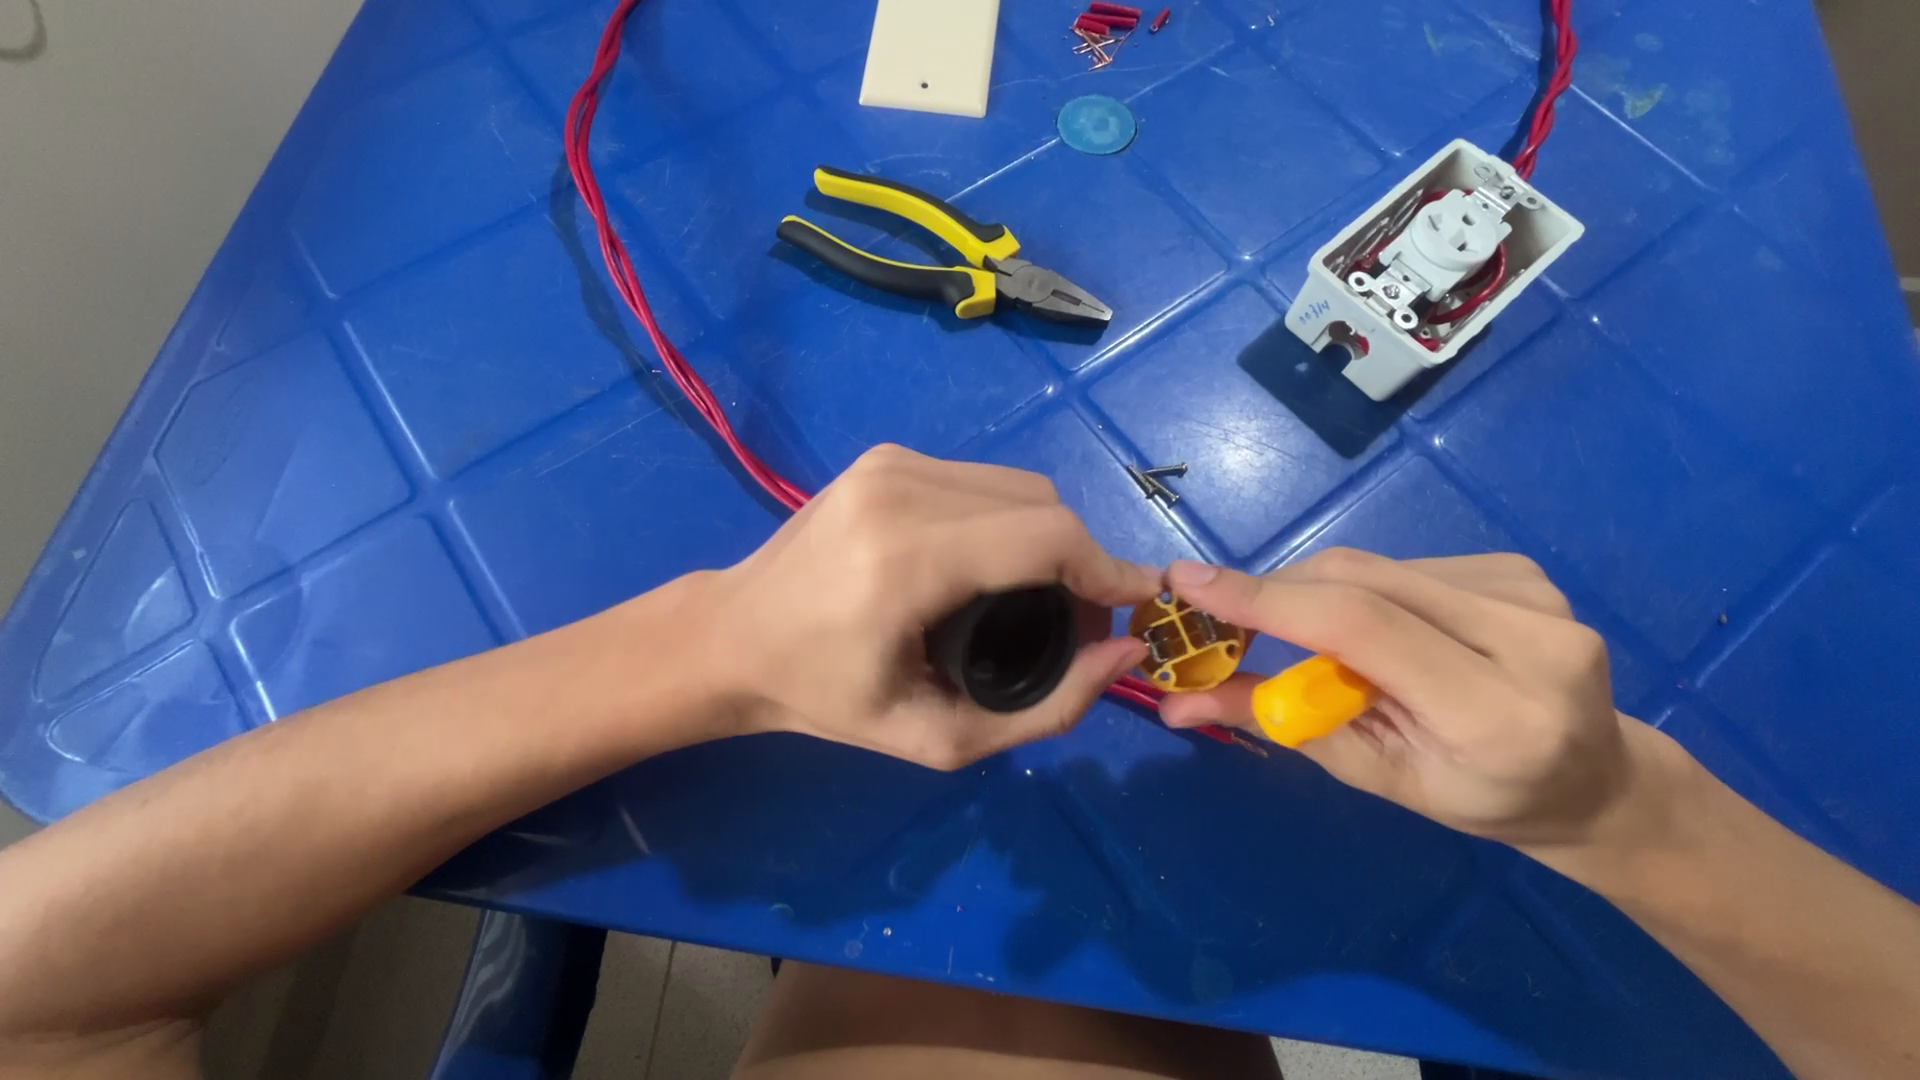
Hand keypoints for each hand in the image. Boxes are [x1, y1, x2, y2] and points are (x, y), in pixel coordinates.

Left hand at [708, 445, 1158, 769]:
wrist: (731, 636)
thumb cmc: (824, 698)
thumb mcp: (936, 737)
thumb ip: (1045, 708)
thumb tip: (1122, 655)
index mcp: (906, 558)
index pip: (1048, 538)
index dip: (1109, 571)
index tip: (1137, 605)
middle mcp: (901, 489)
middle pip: (1044, 504)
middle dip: (1080, 561)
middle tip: (1076, 622)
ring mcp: (891, 463)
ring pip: (1019, 486)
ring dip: (1049, 537)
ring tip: (1040, 596)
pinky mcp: (886, 456)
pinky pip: (982, 480)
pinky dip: (1009, 518)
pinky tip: (995, 563)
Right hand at [1158, 550, 1646, 850]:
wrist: (1596, 781)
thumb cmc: (1478, 797)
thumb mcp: (1374, 772)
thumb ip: (1279, 721)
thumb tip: (1178, 702)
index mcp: (1495, 712)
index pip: (1359, 625)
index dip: (1264, 598)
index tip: (1186, 581)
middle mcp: (1530, 637)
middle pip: (1359, 580)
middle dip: (1276, 592)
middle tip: (1221, 612)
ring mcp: (1534, 593)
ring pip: (1374, 566)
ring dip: (1318, 595)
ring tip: (1319, 645)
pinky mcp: (1521, 570)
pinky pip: (1402, 565)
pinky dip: (1362, 591)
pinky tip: (1381, 630)